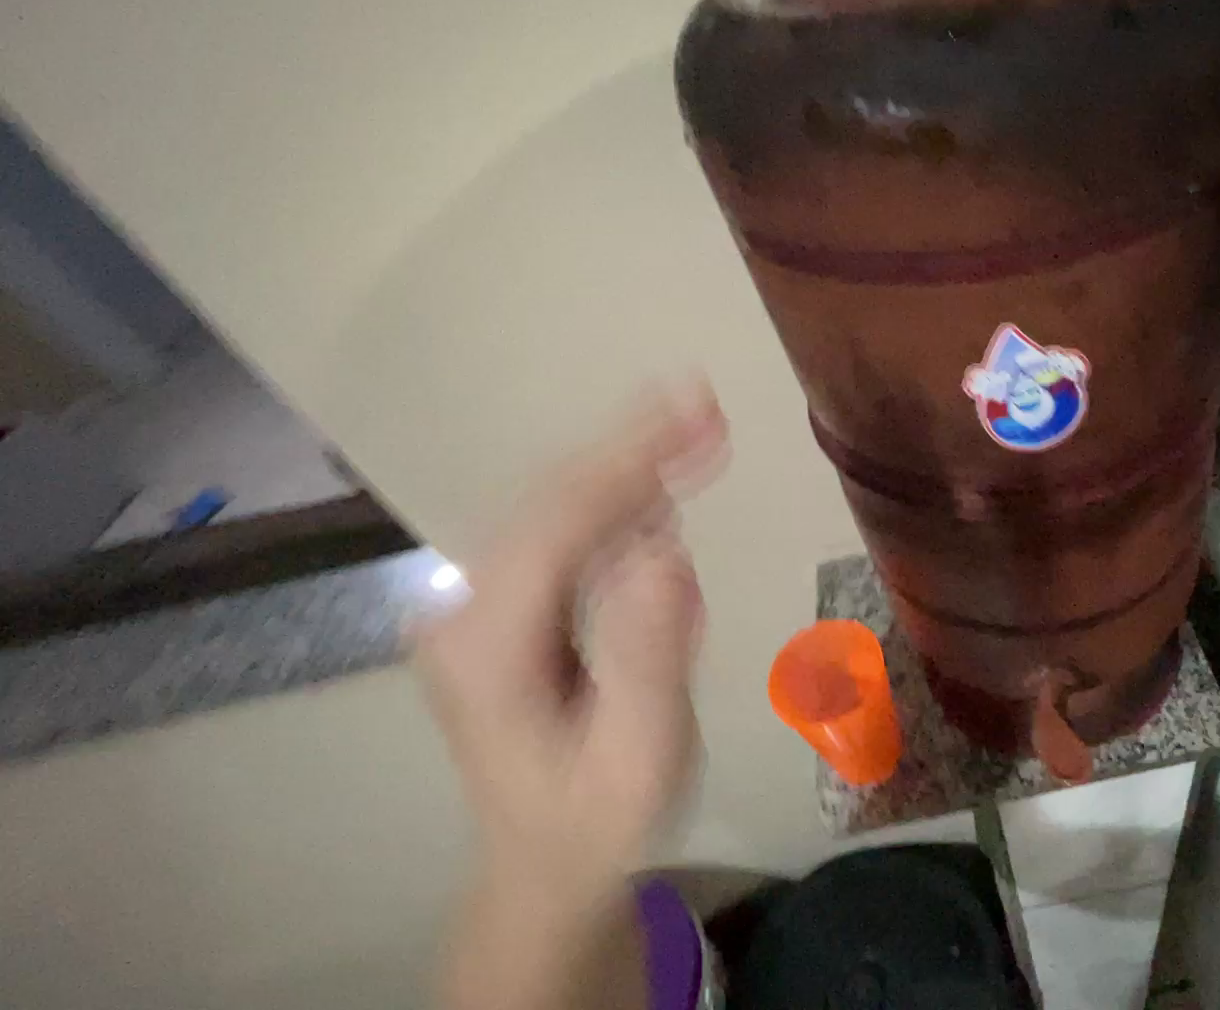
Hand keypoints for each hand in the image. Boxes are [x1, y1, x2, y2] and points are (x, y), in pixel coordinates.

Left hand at [416, 380, 728, 902]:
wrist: (547, 865)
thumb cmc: (599, 818)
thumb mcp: (638, 753)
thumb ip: (647, 656)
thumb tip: (666, 552)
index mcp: (487, 643)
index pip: (560, 523)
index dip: (628, 458)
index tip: (696, 410)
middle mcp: (468, 609)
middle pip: (554, 500)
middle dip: (633, 443)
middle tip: (706, 400)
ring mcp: (484, 605)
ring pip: (561, 507)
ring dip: (633, 465)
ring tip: (701, 431)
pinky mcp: (510, 608)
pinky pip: (570, 536)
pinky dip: (624, 502)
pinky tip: (665, 487)